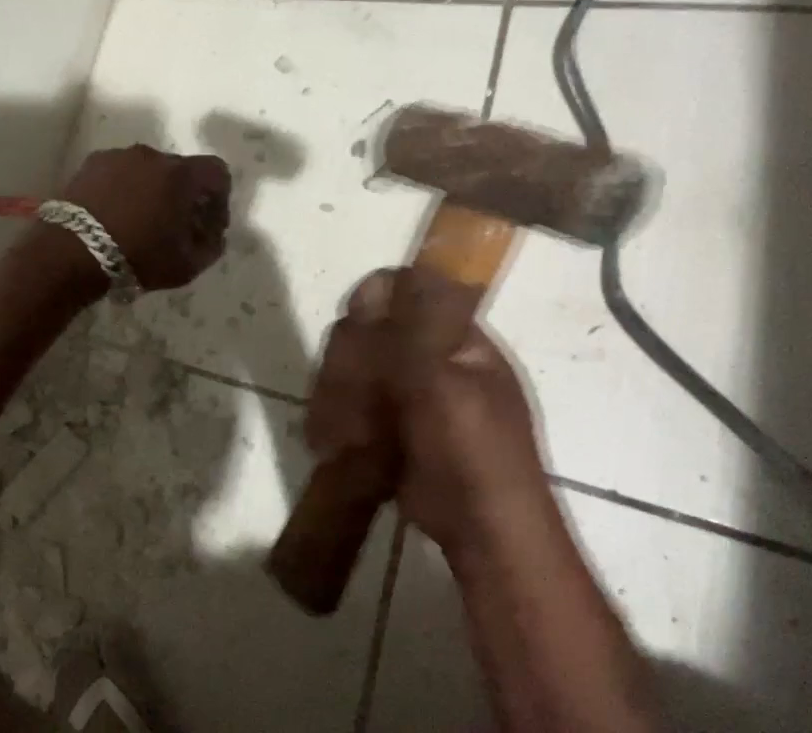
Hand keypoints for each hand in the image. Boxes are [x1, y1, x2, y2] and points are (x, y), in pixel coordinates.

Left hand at [59, 145, 230, 290]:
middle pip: (179, 170)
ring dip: (150, 189)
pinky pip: (118, 172)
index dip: (219, 199)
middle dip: (183, 195)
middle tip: (173, 226)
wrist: (72, 251)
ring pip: (146, 170)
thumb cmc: (137, 256)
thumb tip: (212, 234)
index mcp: (180, 174)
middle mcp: (151, 155)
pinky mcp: (90, 164)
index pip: (217, 172)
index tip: (207, 225)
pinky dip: (122, 188)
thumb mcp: (187, 264)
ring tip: (138, 221)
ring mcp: (117, 156)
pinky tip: (112, 214)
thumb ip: (211, 246)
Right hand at [304, 269, 550, 550]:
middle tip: (354, 400)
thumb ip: (410, 331)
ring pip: (347, 369)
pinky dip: (333, 421)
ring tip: (343, 436)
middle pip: (364, 332)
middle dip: (348, 367)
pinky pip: (344, 402)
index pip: (402, 292)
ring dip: (336, 399)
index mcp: (456, 339)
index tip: (358, 335)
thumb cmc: (471, 453)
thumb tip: (380, 279)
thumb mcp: (444, 383)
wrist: (480, 532)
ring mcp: (404, 392)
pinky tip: (331, 443)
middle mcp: (428, 357)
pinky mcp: (383, 423)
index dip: (372, 307)